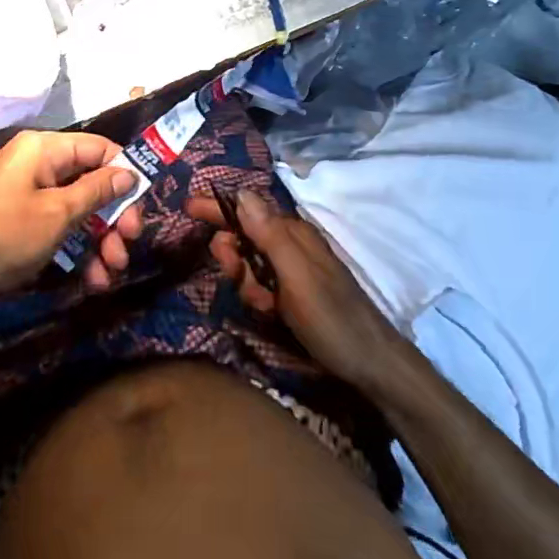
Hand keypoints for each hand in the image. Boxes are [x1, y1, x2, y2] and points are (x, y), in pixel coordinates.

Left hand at [0, 131, 144, 302]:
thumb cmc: (1, 235)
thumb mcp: (56, 214)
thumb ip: (97, 191)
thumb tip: (129, 172)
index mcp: (44, 149)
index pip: (100, 148)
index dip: (126, 175)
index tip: (143, 208)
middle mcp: (37, 164)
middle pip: (92, 183)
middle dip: (113, 218)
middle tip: (127, 248)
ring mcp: (28, 193)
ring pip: (78, 210)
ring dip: (99, 241)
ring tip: (108, 275)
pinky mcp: (21, 219)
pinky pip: (58, 226)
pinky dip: (76, 249)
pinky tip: (89, 279)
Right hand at [187, 193, 411, 391]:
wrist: (370, 365)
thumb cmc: (332, 318)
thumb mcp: (297, 275)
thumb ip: (268, 234)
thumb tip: (240, 192)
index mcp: (294, 233)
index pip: (247, 210)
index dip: (217, 209)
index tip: (187, 207)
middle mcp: (292, 245)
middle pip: (243, 238)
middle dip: (234, 257)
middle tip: (237, 276)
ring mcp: (293, 271)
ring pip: (249, 265)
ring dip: (247, 283)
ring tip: (264, 305)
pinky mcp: (293, 294)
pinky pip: (261, 286)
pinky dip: (258, 298)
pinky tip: (270, 313)